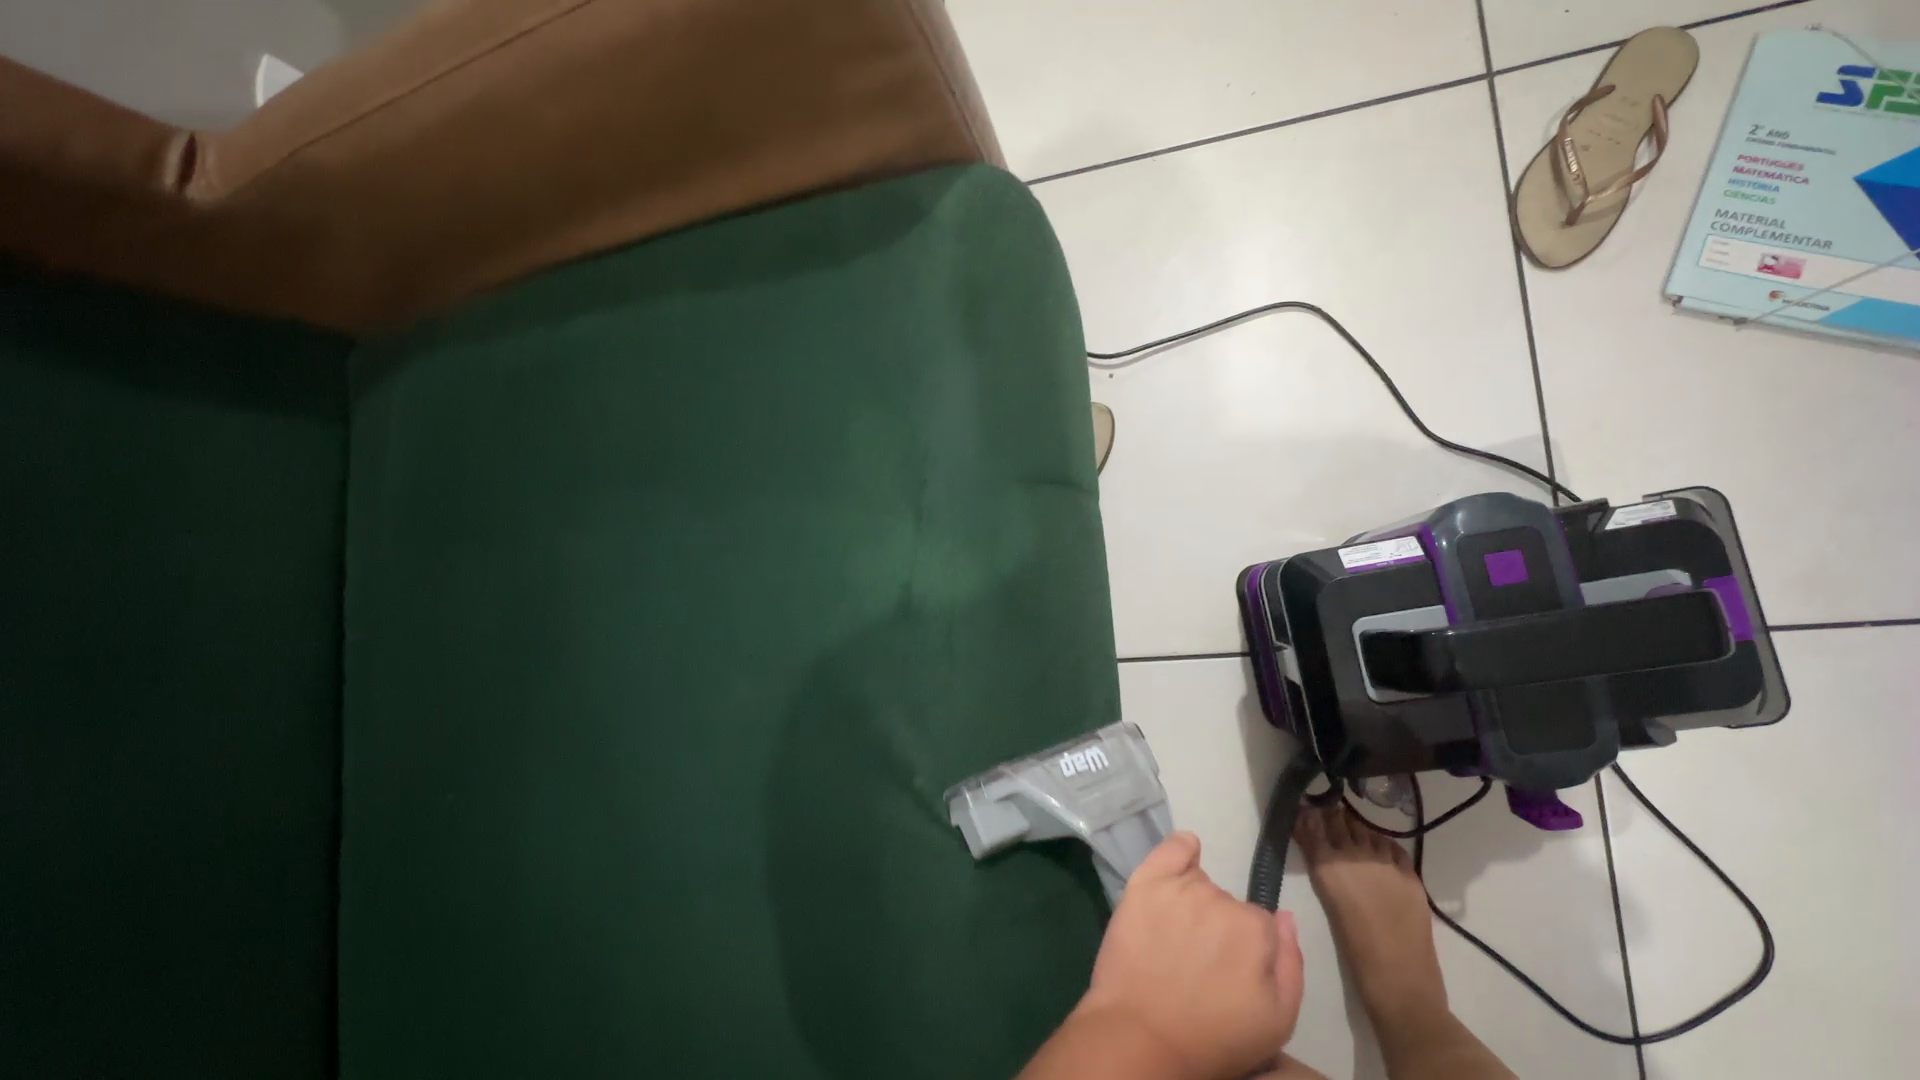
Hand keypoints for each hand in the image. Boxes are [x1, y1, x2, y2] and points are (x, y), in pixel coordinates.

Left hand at [1075, 831, 1304, 1078]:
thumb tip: (1286, 917)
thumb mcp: (1277, 1020)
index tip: (1229, 973)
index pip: (1258, 925)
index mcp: (1256, 929)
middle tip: (1199, 964)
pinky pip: (1171, 850)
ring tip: (1177, 940)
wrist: (1141, 1038)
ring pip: (1197, 884)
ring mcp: (1179, 888)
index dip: (1245, 950)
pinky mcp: (1144, 884)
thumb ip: (1291, 964)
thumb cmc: (1213, 1037)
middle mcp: (1220, 899)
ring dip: (1194, 903)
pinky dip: (1181, 849)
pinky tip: (1187, 852)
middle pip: (1227, 903)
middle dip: (1219, 928)